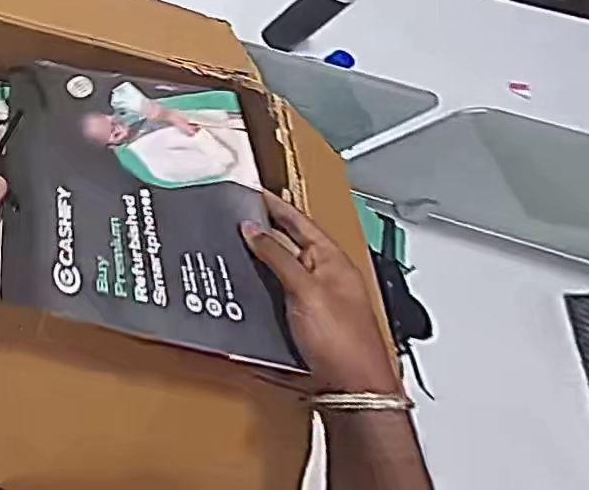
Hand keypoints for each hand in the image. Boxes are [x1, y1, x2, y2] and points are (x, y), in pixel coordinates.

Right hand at [242, 190, 401, 393]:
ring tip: (236, 245)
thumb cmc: (343, 344)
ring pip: (281, 268)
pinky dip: (261, 285)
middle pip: (289, 243)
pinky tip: (246, 284)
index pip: (299, 221)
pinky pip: (278, 292)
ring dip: (261, 259)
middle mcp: (325, 276)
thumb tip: (252, 229)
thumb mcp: (305, 290)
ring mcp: (315, 299)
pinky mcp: (304, 321)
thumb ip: (277, 256)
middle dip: (264, 230)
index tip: (253, 192)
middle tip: (237, 216)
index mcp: (332, 260)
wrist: (352, 395)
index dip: (276, 205)